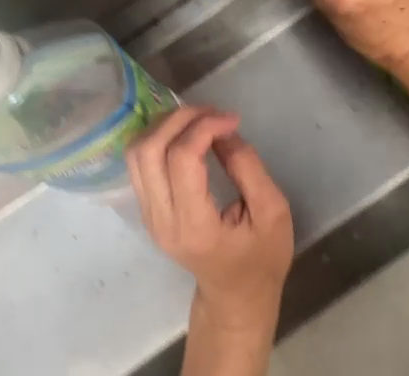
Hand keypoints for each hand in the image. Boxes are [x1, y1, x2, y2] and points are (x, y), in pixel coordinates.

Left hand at [126, 107, 293, 326]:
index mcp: (195, 226)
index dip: (203, 128)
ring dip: (164, 125)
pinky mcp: (147, 210)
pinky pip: (139, 163)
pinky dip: (158, 138)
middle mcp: (162, 220)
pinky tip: (185, 133)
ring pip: (136, 153)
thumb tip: (223, 130)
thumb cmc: (261, 258)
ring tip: (197, 119)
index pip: (181, 159)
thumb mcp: (272, 212)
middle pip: (148, 150)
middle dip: (179, 119)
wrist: (236, 296)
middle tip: (212, 113)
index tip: (231, 120)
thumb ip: (247, 166)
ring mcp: (149, 216)